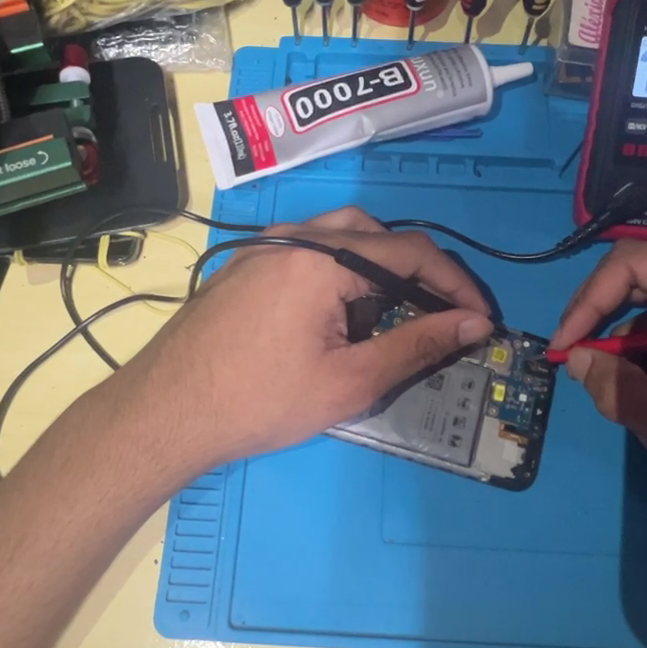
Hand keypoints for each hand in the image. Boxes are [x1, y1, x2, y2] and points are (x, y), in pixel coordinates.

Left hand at [102, 207, 493, 475]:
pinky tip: (337, 315)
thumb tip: (474, 323)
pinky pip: (309, 250)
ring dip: (376, 269)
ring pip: (341, 237)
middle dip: (416, 272)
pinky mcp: (248, 264)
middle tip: (436, 316)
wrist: (166, 413)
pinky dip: (340, 272)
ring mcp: (265, 246)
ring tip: (387, 317)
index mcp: (323, 258)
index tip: (481, 319)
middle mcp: (294, 236)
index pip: (411, 252)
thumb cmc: (261, 402)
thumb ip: (417, 345)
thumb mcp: (350, 381)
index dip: (455, 284)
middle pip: (376, 234)